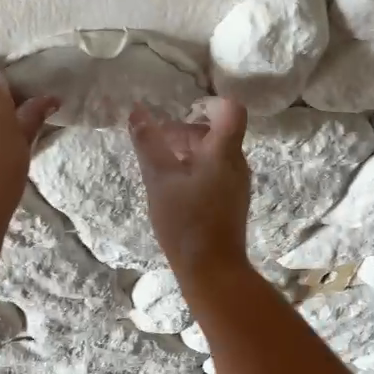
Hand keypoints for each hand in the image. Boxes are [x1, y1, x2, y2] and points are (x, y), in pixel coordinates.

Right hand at [128, 97, 251, 277]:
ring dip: (186, 151)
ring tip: (157, 166)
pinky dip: (192, 169)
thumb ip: (148, 143)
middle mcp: (236, 163)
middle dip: (184, 130)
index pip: (230, 110)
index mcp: (224, 152)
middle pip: (215, 132)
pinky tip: (170, 187)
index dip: (209, 102)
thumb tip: (136, 111)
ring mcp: (236, 183)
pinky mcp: (230, 200)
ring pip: (213, 153)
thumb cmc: (186, 221)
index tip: (182, 111)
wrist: (213, 270)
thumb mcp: (159, 179)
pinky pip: (214, 172)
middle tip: (155, 142)